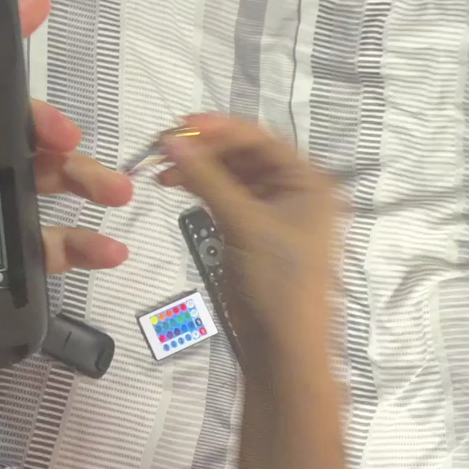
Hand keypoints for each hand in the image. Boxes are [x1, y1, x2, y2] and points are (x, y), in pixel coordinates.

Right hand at [157, 114, 343, 377]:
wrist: (281, 342)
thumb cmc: (278, 280)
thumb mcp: (244, 223)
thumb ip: (206, 178)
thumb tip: (171, 141)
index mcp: (308, 182)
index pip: (259, 140)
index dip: (219, 129)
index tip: (178, 126)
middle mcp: (292, 189)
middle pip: (241, 154)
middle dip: (202, 149)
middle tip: (161, 148)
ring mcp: (269, 209)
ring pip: (227, 174)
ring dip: (196, 168)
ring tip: (161, 170)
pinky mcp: (247, 228)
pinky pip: (221, 194)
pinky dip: (197, 187)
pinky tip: (173, 185)